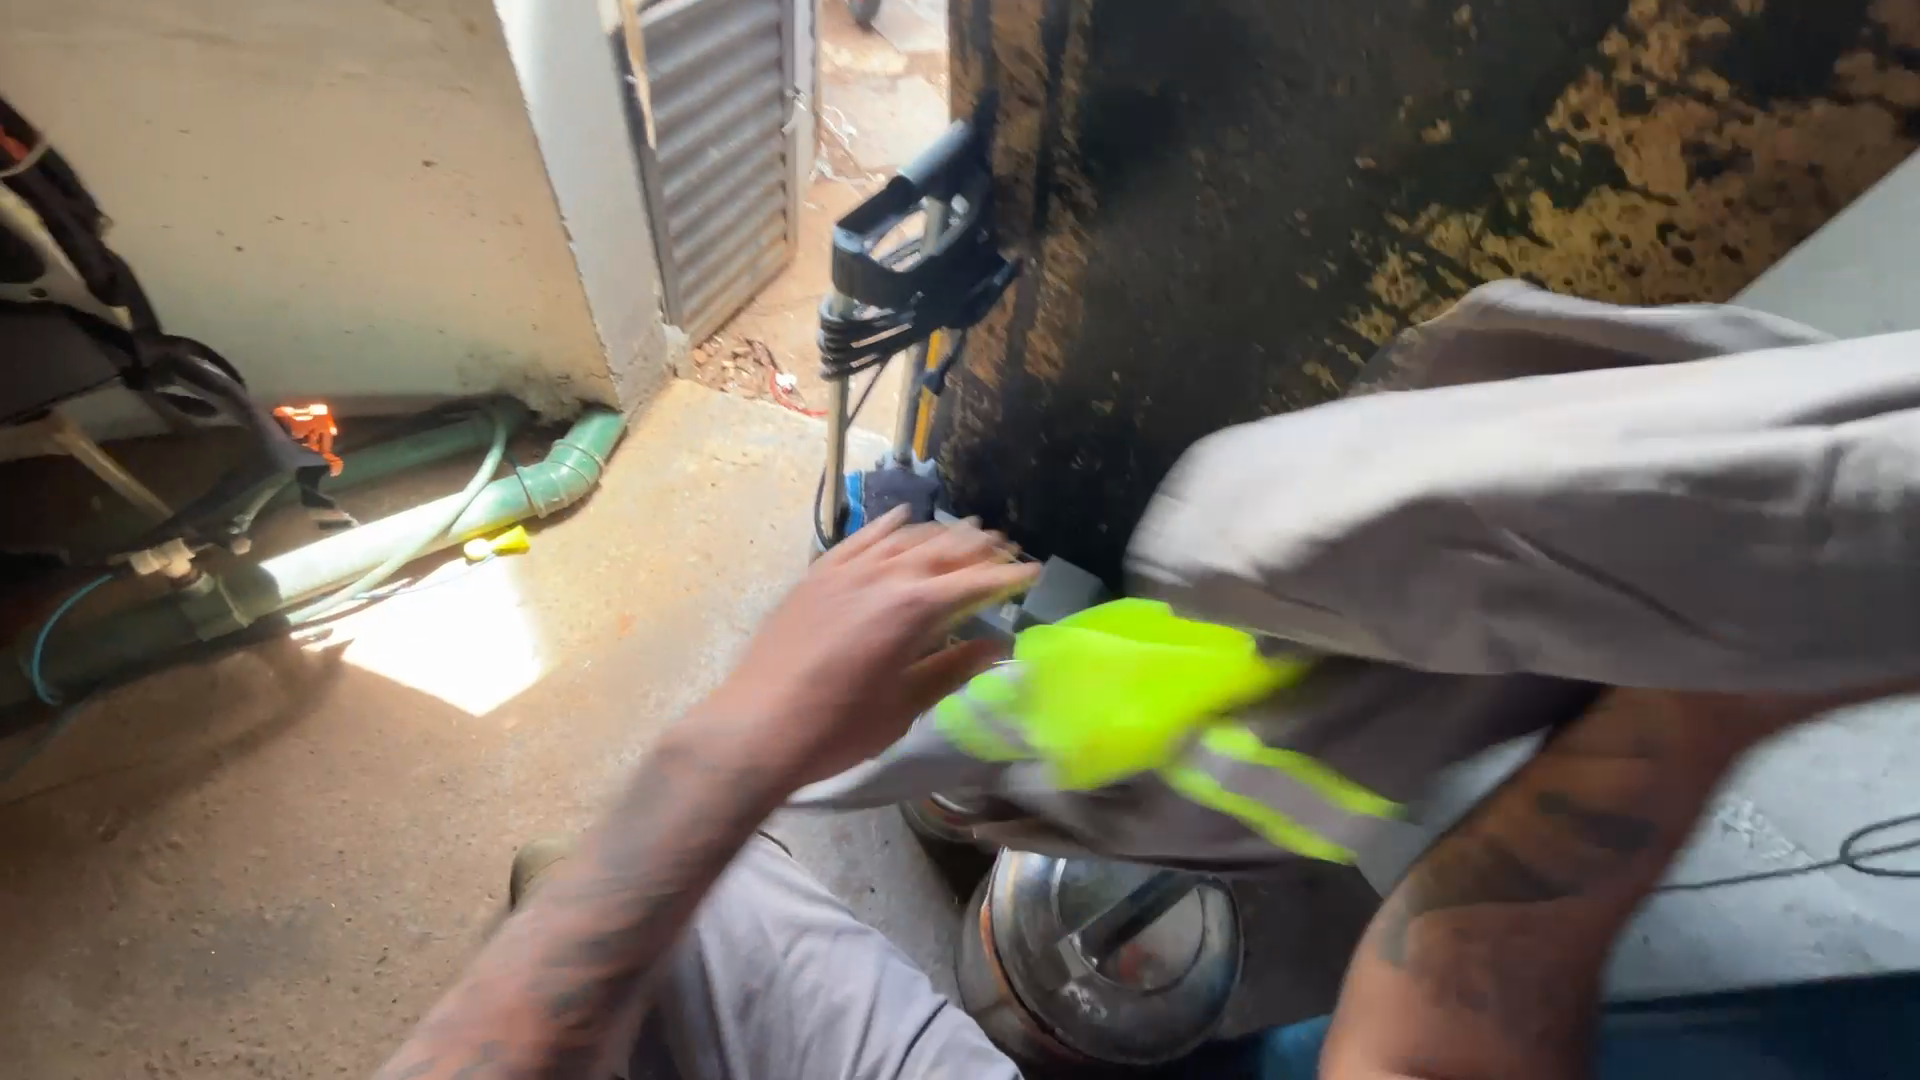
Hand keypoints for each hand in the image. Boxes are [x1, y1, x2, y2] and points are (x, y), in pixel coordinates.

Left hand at [703, 507, 1039, 787]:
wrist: (756, 728)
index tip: (1031, 569)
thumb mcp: (905, 705)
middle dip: (977, 547)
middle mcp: (883, 576)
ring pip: (903, 538)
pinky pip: (860, 539)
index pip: (973, 581)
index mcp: (912, 609)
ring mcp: (846, 570)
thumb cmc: (838, 728)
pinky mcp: (817, 575)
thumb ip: (952, 668)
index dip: (1006, 575)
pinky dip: (887, 526)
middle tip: (1003, 545)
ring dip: (938, 532)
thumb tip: (996, 646)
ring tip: (964, 529)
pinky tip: (902, 519)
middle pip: (941, 550)